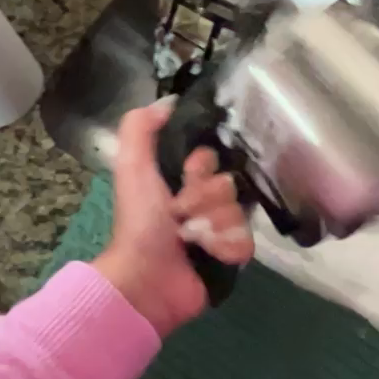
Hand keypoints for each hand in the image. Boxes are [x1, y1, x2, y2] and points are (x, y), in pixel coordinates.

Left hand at [93, 98, 252, 337]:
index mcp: (181, 177)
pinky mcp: (231, 255)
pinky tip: (207, 254)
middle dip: (207, 197)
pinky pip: (246, 240)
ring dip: (213, 224)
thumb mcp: (132, 166)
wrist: (146, 278)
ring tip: (191, 237)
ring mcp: (219, 227)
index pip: (214, 156)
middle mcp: (203, 198)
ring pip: (239, 210)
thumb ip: (140, 127)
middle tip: (182, 212)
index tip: (186, 175)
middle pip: (229, 182)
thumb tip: (170, 101)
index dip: (202, 165)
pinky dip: (225, 247)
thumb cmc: (140, 220)